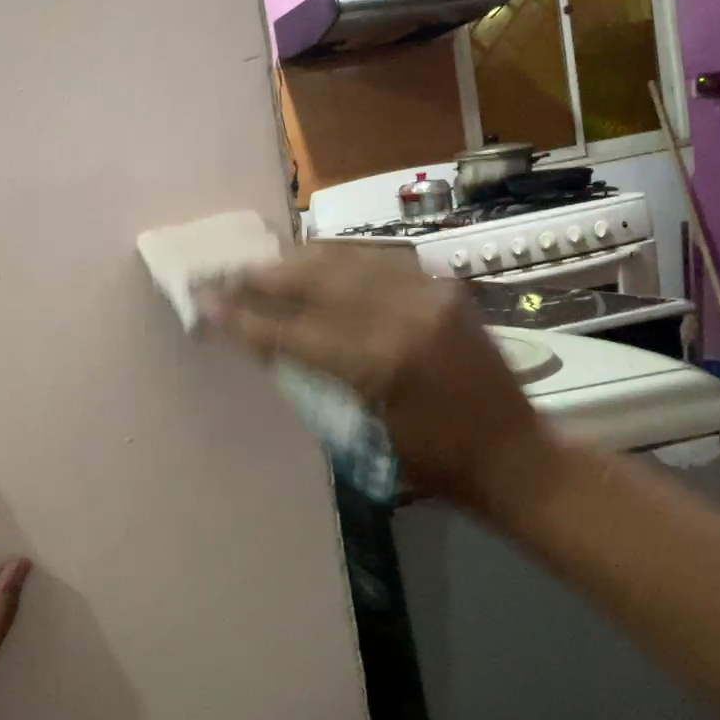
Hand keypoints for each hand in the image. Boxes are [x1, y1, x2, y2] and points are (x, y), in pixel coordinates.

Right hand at [201, 244, 552, 508]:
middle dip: (264, 276)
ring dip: (298, 259)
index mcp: (382, 363)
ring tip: (262, 263)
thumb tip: (262, 342)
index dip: (245, 317)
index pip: (293, 330)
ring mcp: (430, 292)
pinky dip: (340, 257)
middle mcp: (406, 315)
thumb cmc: (432, 462)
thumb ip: (311, 379)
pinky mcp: (445, 284)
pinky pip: (380, 257)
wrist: (514, 454)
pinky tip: (316, 260)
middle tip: (225, 274)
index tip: (205, 303)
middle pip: (316, 279)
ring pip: (346, 258)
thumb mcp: (360, 433)